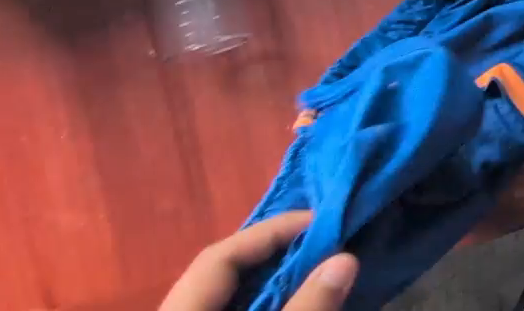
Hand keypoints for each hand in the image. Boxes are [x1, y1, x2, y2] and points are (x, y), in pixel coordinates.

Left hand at [160, 211, 357, 310]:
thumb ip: (304, 306)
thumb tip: (346, 259)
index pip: (219, 255)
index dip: (271, 231)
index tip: (322, 221)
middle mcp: (177, 310)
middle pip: (226, 270)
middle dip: (278, 250)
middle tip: (325, 241)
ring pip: (232, 291)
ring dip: (277, 273)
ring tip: (317, 265)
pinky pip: (236, 307)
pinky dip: (270, 297)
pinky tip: (297, 295)